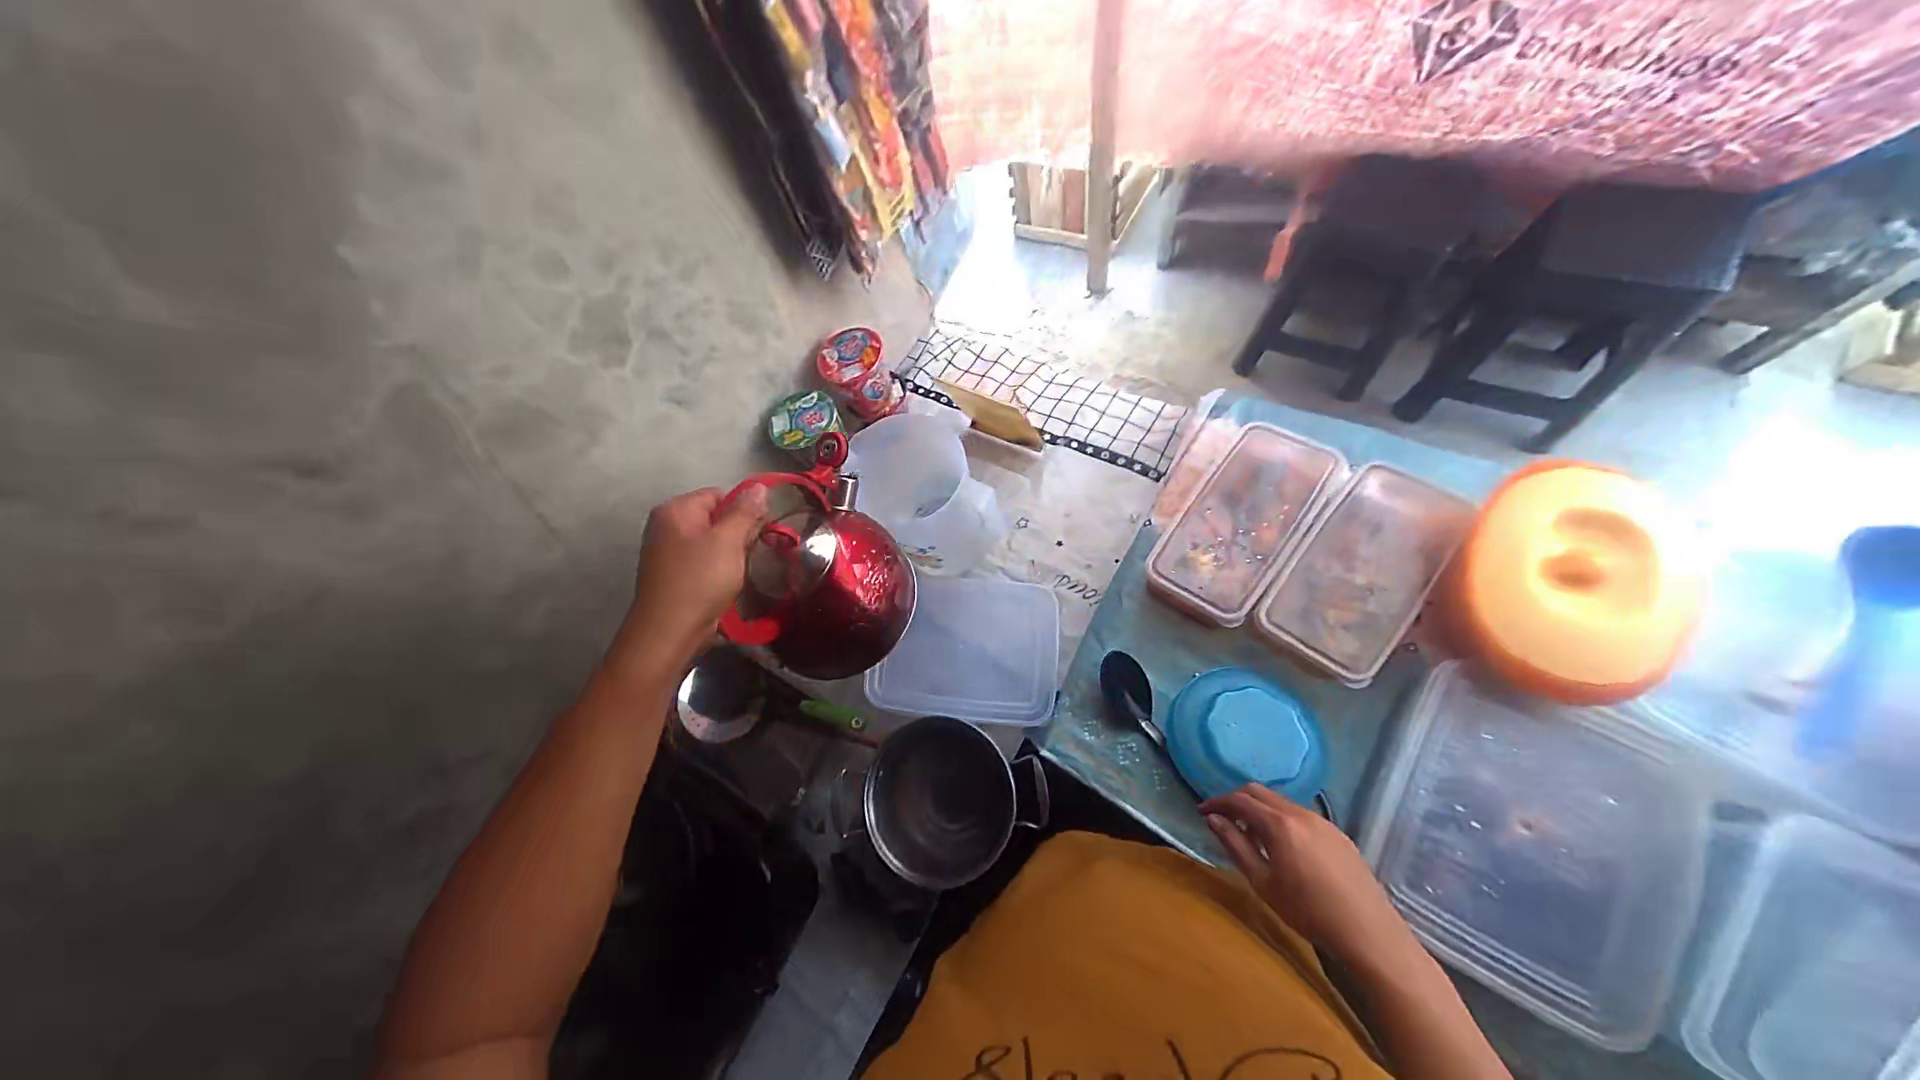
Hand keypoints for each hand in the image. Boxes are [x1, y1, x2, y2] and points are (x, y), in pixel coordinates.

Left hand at [618, 485, 768, 668]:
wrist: (669, 631)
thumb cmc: (700, 581)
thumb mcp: (728, 542)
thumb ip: (745, 512)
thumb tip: (759, 486)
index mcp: (675, 510)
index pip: (719, 495)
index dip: (743, 511)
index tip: (757, 533)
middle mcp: (666, 526)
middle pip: (715, 518)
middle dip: (737, 535)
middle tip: (747, 555)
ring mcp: (667, 552)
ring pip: (712, 542)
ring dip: (730, 555)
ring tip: (737, 573)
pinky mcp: (672, 575)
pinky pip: (703, 562)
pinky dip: (718, 570)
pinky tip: (724, 585)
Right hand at [1202, 784, 1419, 972]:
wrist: (1369, 933)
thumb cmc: (1308, 911)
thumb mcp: (1262, 882)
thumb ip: (1235, 845)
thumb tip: (1213, 819)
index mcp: (1279, 824)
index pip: (1239, 800)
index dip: (1216, 803)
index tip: (1202, 813)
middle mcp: (1301, 813)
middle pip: (1259, 792)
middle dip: (1236, 800)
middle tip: (1223, 819)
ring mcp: (1323, 822)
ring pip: (1281, 802)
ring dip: (1260, 809)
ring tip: (1251, 835)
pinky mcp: (1339, 834)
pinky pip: (1301, 815)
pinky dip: (1282, 819)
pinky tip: (1283, 846)